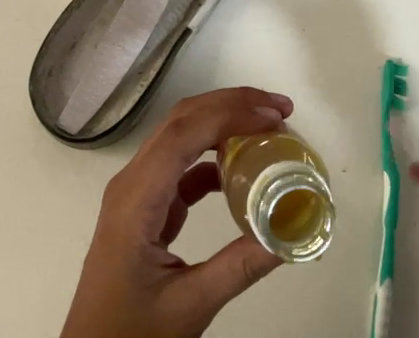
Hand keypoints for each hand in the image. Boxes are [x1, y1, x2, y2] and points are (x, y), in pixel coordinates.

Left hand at [61, 88, 294, 337]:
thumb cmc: (131, 332)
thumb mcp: (190, 305)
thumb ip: (239, 267)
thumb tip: (287, 235)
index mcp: (136, 199)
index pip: (182, 135)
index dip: (229, 115)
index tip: (274, 116)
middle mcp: (132, 182)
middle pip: (181, 120)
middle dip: (231, 104)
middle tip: (281, 108)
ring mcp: (137, 191)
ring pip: (181, 135)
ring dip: (224, 122)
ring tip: (269, 126)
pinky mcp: (146, 206)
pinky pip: (181, 165)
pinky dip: (215, 155)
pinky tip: (244, 166)